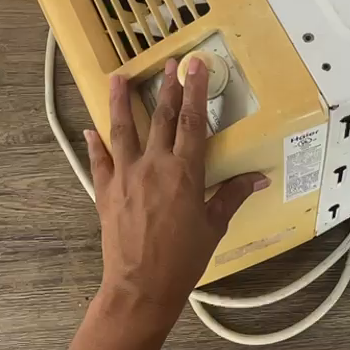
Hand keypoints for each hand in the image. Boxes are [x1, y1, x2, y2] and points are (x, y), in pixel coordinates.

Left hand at [84, 58, 268, 322]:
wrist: (141, 286)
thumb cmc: (184, 258)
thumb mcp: (214, 226)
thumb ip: (232, 196)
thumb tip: (260, 178)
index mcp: (184, 172)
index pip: (192, 122)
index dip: (195, 92)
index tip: (196, 66)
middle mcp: (153, 166)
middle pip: (161, 118)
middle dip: (167, 88)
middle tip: (169, 62)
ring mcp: (125, 176)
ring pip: (122, 129)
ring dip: (121, 101)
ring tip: (118, 77)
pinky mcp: (104, 191)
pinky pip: (99, 161)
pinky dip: (95, 144)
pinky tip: (90, 129)